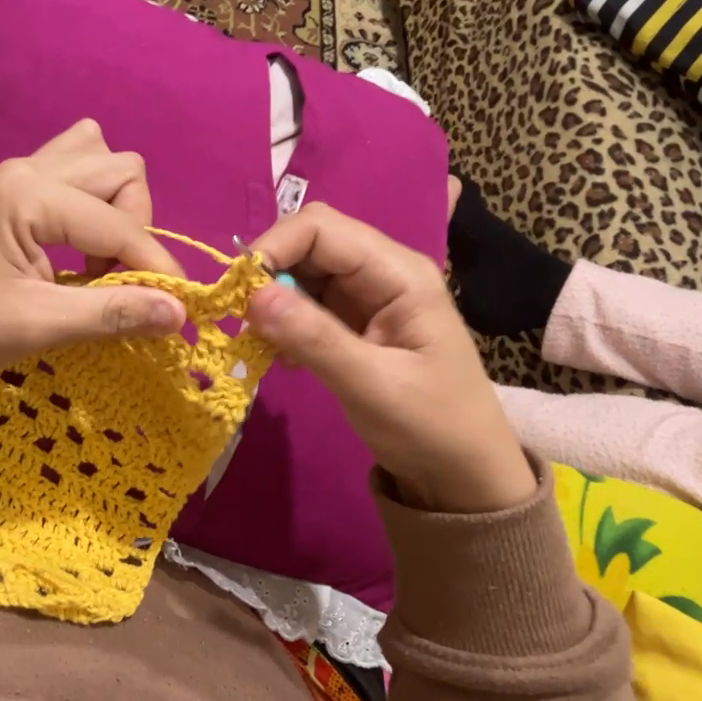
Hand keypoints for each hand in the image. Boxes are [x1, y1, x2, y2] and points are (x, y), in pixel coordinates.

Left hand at [0, 120, 187, 409]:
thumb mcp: (40, 326)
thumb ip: (111, 313)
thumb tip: (181, 313)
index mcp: (28, 195)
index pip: (117, 223)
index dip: (155, 265)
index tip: (175, 309)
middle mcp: (29, 168)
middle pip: (122, 171)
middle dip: (136, 229)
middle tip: (116, 282)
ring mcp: (24, 171)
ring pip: (104, 160)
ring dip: (118, 208)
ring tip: (98, 259)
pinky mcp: (22, 186)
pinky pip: (79, 168)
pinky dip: (97, 201)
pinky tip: (82, 243)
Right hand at [246, 203, 534, 513]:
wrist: (462, 472)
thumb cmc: (431, 426)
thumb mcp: (371, 386)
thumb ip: (314, 338)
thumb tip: (252, 296)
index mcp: (399, 274)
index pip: (321, 228)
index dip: (274, 247)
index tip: (239, 293)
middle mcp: (381, 273)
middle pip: (308, 243)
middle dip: (268, 273)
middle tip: (243, 320)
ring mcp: (365, 298)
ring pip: (301, 274)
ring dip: (271, 301)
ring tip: (261, 345)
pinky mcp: (351, 323)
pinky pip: (304, 305)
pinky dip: (281, 324)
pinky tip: (281, 357)